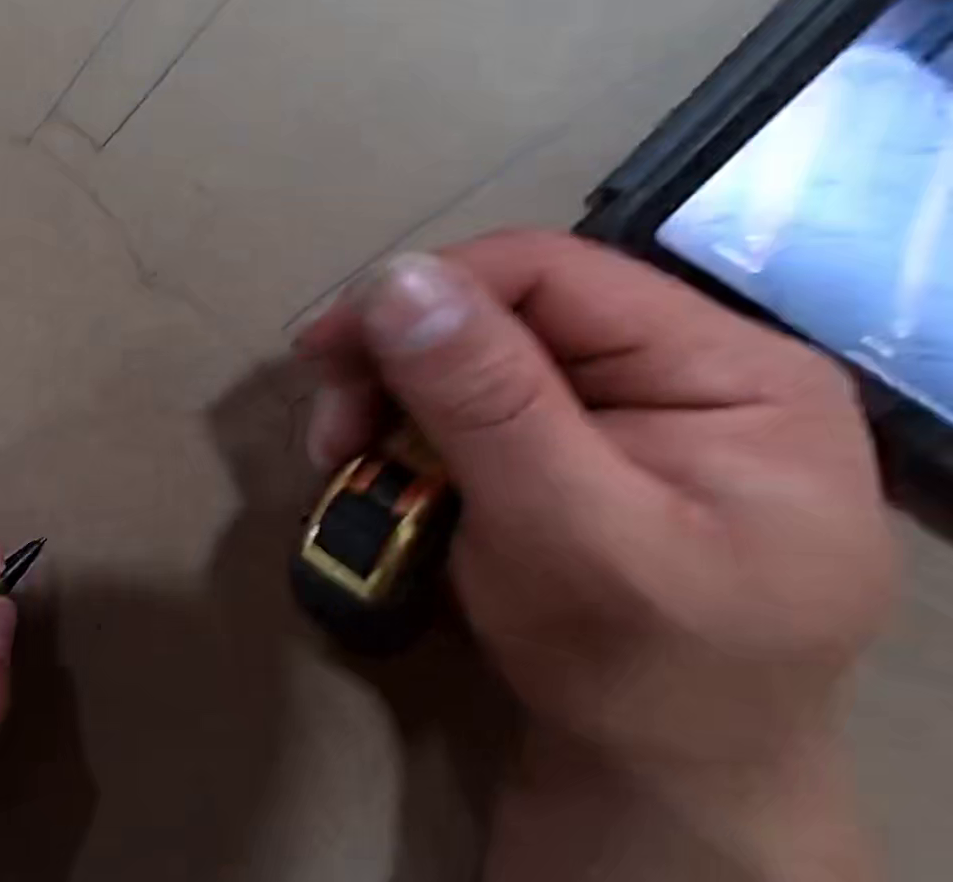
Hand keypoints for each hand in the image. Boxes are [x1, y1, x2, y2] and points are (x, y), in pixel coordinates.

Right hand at [296, 230, 894, 878]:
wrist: (651, 767)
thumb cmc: (634, 664)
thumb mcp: (561, 530)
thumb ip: (484, 399)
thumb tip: (393, 276)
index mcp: (719, 367)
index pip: (544, 273)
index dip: (420, 292)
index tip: (321, 349)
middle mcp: (665, 366)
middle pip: (492, 309)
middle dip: (391, 360)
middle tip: (331, 427)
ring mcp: (607, 403)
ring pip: (456, 353)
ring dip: (381, 397)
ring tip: (342, 455)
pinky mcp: (552, 438)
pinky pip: (451, 400)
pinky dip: (393, 426)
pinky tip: (373, 463)